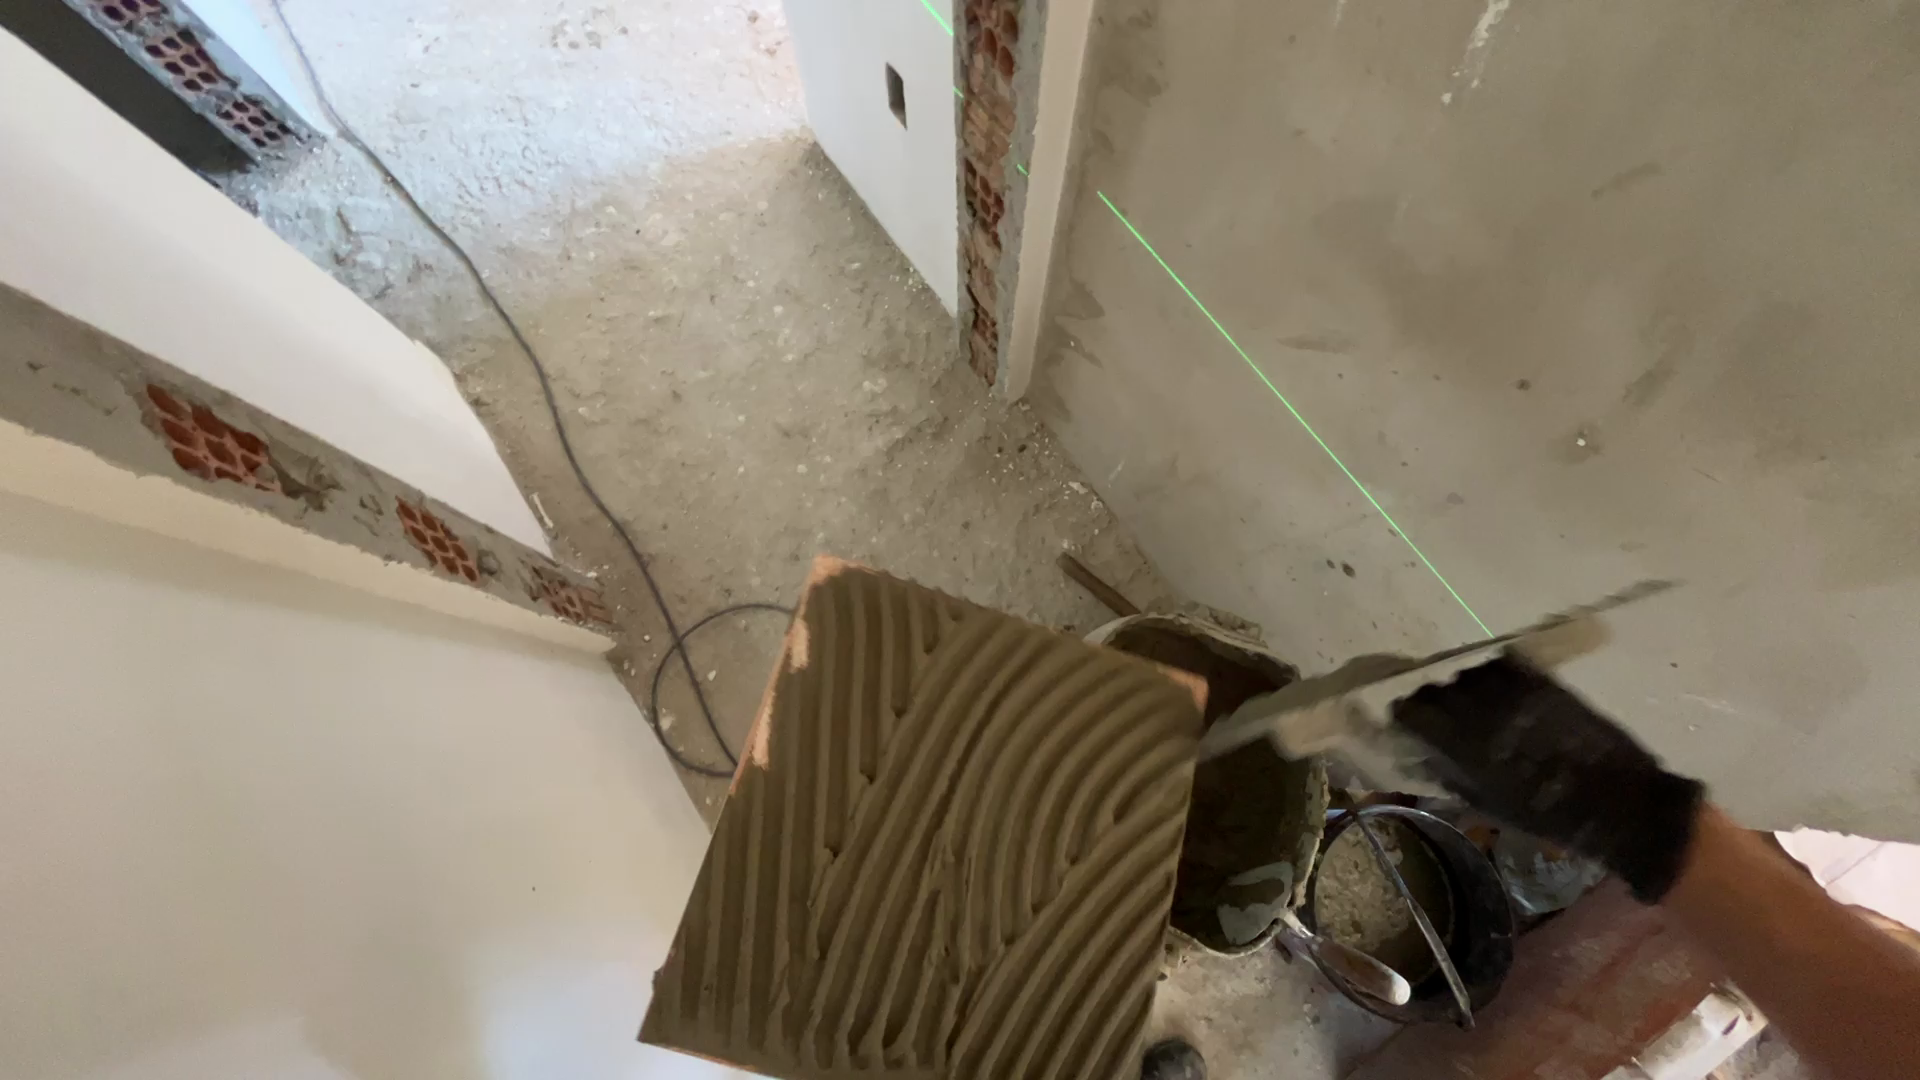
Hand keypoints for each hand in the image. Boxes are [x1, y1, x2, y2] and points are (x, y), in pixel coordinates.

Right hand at [1392, 654, 1703, 901]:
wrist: (1622, 806)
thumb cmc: (1549, 814)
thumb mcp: (1488, 804)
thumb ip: (1450, 775)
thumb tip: (1424, 756)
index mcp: (1460, 744)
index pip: (1410, 711)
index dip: (1405, 714)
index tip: (1407, 719)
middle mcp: (1477, 712)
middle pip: (1433, 688)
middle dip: (1431, 698)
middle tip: (1440, 711)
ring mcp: (1511, 694)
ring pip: (1466, 674)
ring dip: (1464, 685)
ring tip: (1474, 699)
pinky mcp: (1542, 684)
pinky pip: (1503, 665)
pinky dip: (1495, 673)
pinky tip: (1501, 687)